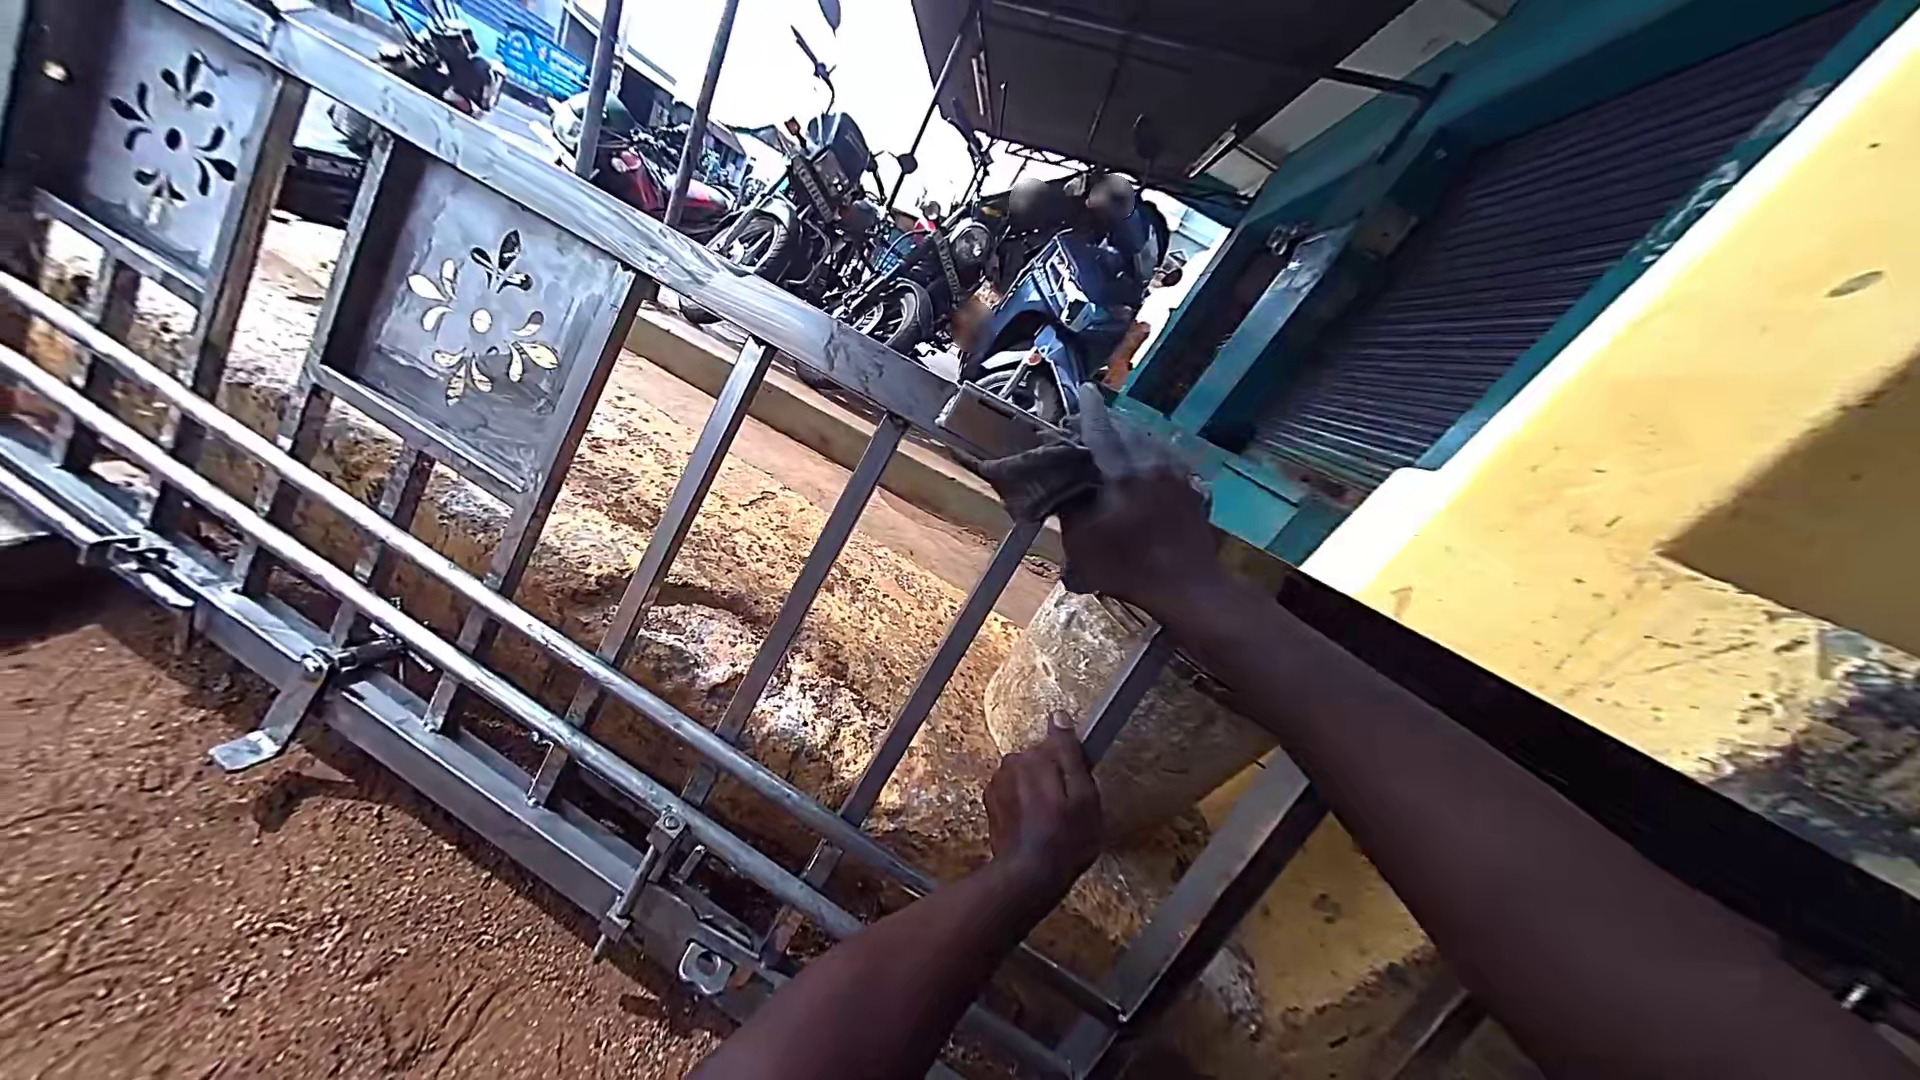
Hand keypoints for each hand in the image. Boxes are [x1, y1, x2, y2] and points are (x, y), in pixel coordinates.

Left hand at [984, 712, 1102, 903]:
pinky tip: (1033, 825)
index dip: (1072, 766)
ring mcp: (998, 781)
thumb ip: (1070, 753)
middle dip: (1054, 777)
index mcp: (1036, 756)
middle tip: (1068, 809)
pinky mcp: (991, 801)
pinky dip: (1022, 803)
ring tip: (1051, 821)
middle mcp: (1013, 762)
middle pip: (1041, 759)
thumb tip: (1059, 717)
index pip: (1059, 743)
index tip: (1078, 788)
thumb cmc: (1065, 839)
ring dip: (1037, 790)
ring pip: (1026, 775)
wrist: (1028, 875)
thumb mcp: (1084, 796)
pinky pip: (1013, 791)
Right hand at [1058, 384, 1217, 611]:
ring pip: (1149, 440)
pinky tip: (1141, 465)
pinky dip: (1147, 452)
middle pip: (1127, 428)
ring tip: (1112, 444)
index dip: (1089, 408)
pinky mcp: (1191, 486)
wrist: (1186, 587)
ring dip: (1128, 436)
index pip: (1101, 427)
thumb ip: (1070, 504)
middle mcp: (1152, 463)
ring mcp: (1177, 473)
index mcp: (1123, 472)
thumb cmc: (1127, 568)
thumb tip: (1063, 479)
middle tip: (1087, 427)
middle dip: (1106, 423)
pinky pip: (1165, 456)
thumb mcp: (1082, 541)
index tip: (1083, 390)